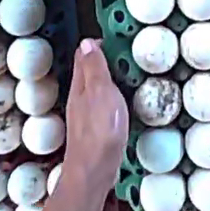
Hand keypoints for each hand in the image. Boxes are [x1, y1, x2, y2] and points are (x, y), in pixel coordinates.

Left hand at [61, 40, 127, 195]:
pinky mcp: (96, 129)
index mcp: (80, 85)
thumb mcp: (100, 92)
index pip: (83, 56)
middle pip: (89, 72)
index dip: (97, 44)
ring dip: (110, 79)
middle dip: (104, 60)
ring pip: (96, 89)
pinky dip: (114, 98)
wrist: (94, 171)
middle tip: (126, 54)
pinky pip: (104, 106)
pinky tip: (124, 103)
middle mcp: (80, 98)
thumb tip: (87, 42)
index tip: (116, 39)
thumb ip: (95, 68)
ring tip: (129, 74)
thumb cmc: (99, 131)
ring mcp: (87, 115)